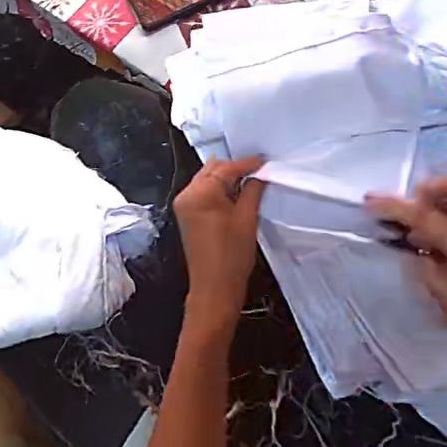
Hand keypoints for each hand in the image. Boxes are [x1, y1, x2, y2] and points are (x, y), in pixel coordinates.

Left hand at [174, 156, 265, 338]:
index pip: (224, 169)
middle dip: (234, 169)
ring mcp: (183, 205)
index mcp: (200, 193)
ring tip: (249, 181)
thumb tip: (258, 175)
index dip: (245, 164)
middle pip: (212, 170)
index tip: (262, 160)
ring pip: (206, 180)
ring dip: (225, 180)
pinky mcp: (186, 215)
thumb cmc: (231, 256)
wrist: (214, 287)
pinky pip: (202, 193)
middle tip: (258, 170)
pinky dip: (217, 190)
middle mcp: (186, 195)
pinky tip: (235, 194)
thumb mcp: (247, 218)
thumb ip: (252, 191)